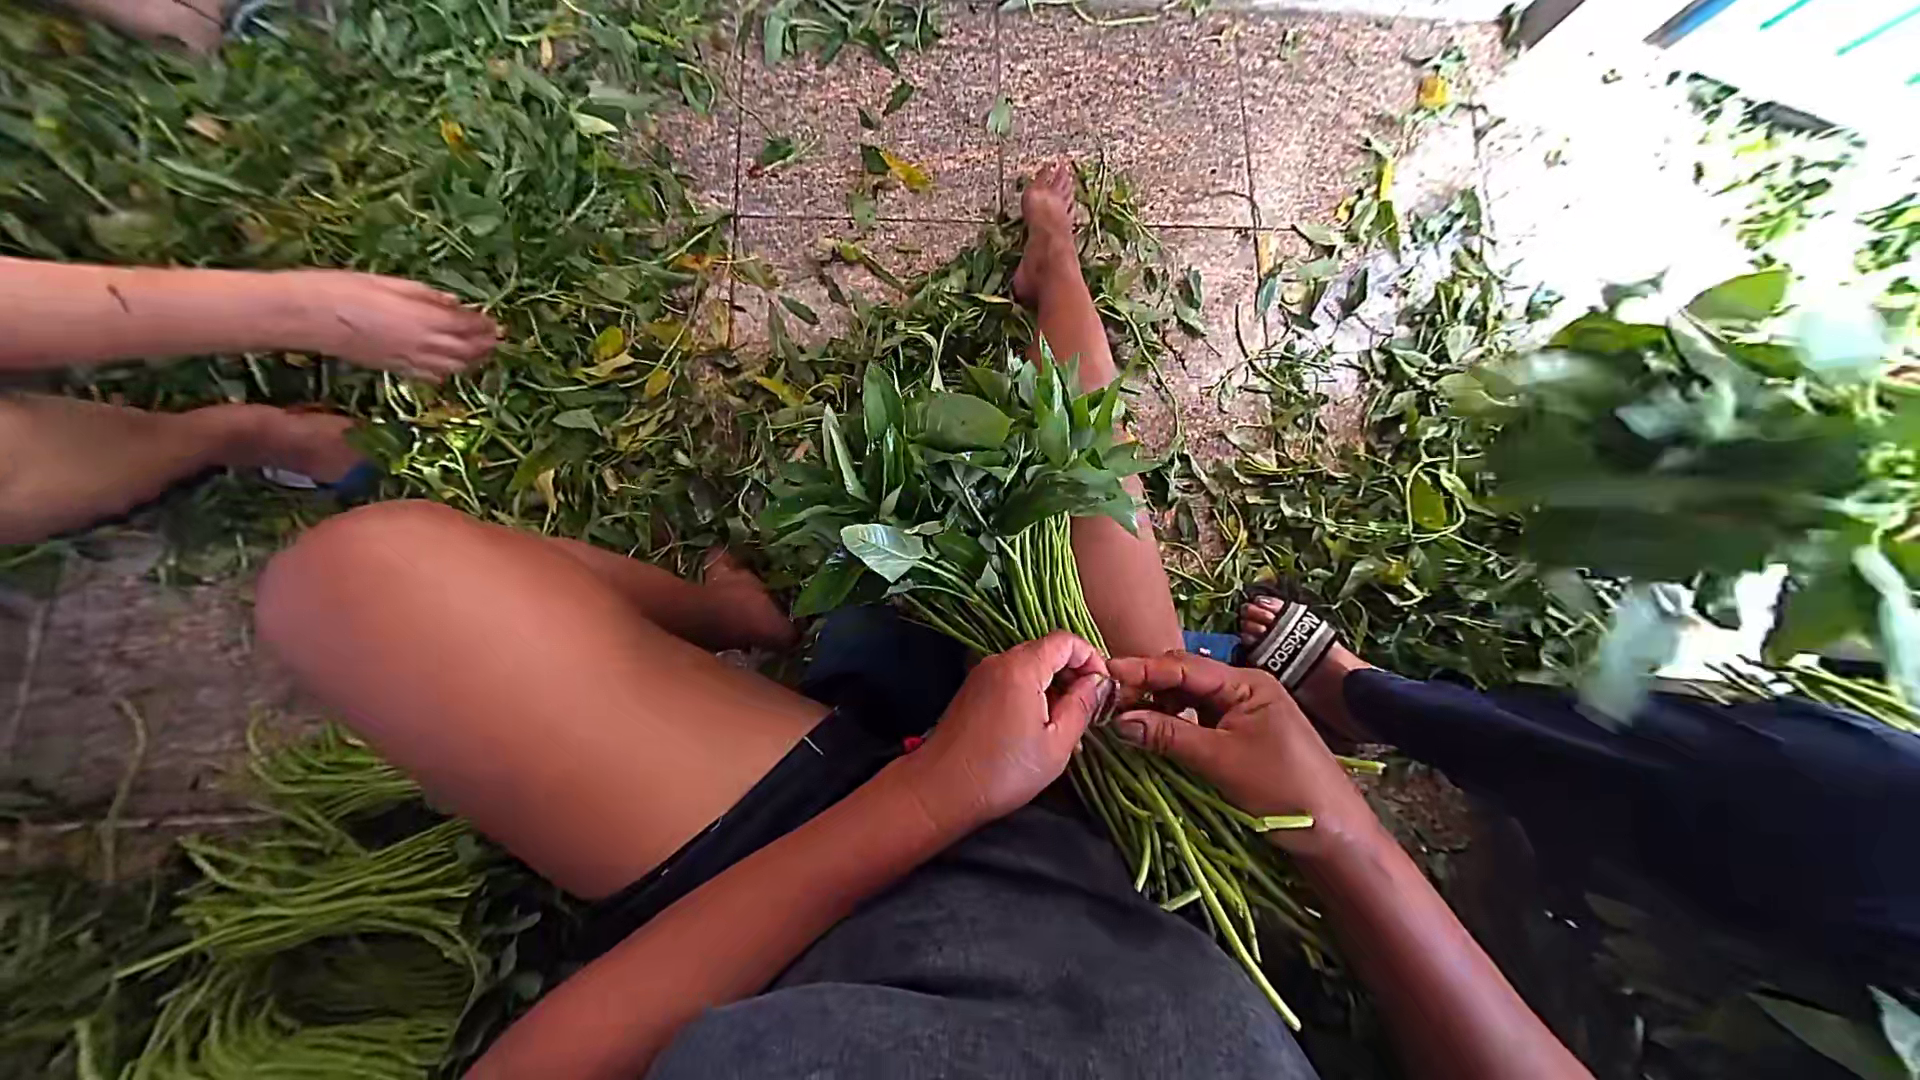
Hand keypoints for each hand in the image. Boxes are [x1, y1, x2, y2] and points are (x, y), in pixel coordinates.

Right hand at [282, 270, 499, 380]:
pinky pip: (436, 376)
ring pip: (458, 366)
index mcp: (428, 319)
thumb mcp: (388, 283)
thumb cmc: (340, 289)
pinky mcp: (400, 371)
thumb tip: (456, 303)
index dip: (485, 324)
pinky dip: (450, 371)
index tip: (494, 321)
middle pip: (471, 349)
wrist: (302, 316)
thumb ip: (427, 296)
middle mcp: (429, 344)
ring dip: (474, 359)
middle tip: (494, 337)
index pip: (470, 325)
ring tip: (479, 350)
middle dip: (487, 344)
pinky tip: (450, 363)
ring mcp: (416, 360)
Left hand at [904, 631, 1112, 830]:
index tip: (1103, 686)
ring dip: (1053, 686)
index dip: (1091, 657)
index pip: (1065, 640)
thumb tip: (1098, 683)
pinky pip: (1010, 680)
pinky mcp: (972, 690)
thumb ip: (1082, 706)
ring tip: (1066, 725)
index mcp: (1021, 667)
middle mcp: (999, 661)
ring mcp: (982, 674)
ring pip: (1028, 667)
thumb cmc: (1003, 770)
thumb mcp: (1056, 743)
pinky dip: (1031, 693)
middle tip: (1089, 708)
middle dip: (1073, 673)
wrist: (940, 789)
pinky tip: (1038, 726)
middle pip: (1046, 651)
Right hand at [1106, 651, 1382, 861]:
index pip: (1184, 667)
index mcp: (1246, 683)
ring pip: (1188, 696)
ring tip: (1125, 715)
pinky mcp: (1239, 731)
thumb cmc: (1285, 791)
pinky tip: (1154, 730)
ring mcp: (1241, 709)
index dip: (1142, 669)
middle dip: (1146, 685)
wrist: (1337, 836)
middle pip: (1184, 676)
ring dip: (1157, 704)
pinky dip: (1172, 721)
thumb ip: (1168, 735)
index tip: (1106, 671)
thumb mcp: (1220, 761)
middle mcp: (1243, 687)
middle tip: (1109, 699)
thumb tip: (1118, 721)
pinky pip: (1197, 716)